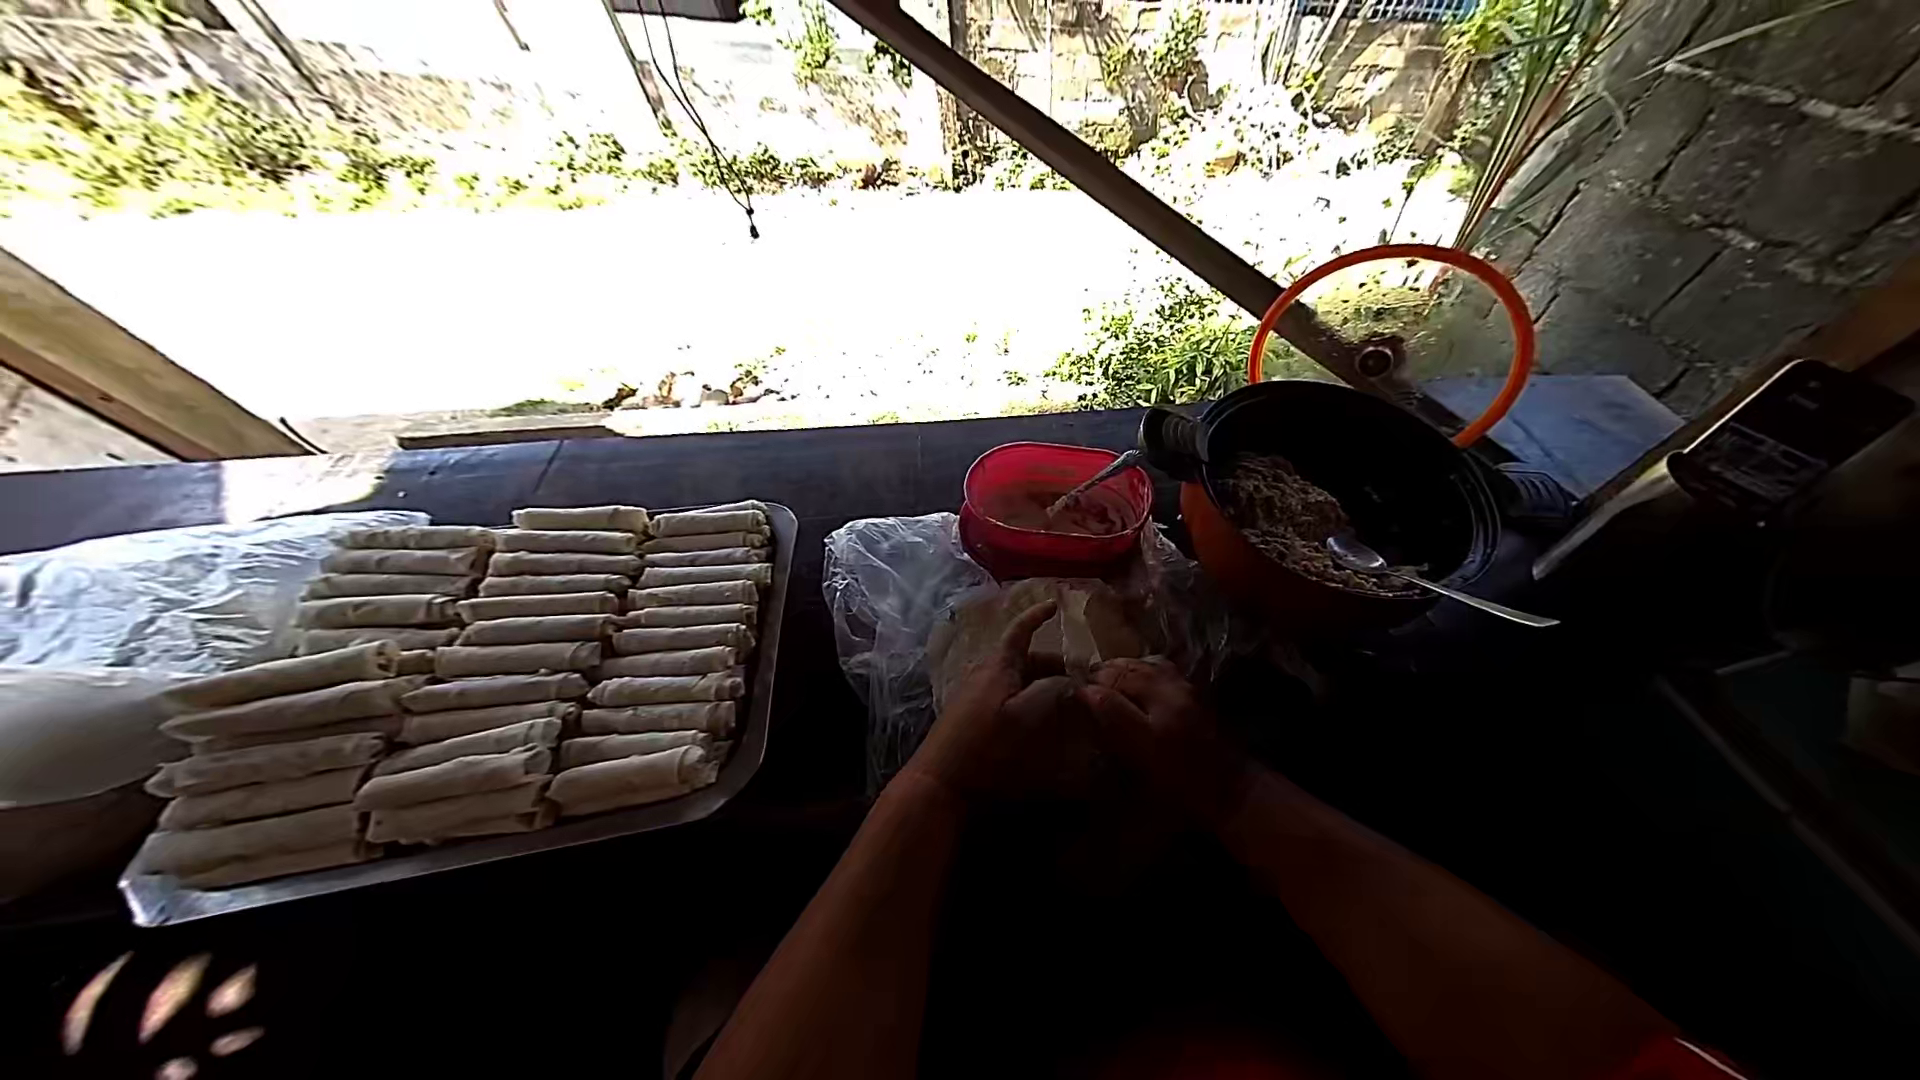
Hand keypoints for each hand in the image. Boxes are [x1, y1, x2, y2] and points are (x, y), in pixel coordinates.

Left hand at [904, 601, 1088, 802]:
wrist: (940, 778)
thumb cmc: (986, 744)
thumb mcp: (1026, 715)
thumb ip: (1052, 691)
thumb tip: (1071, 679)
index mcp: (998, 665)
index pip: (1020, 630)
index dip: (1037, 616)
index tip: (1055, 605)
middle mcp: (985, 673)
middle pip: (1024, 658)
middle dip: (1054, 664)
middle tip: (1081, 681)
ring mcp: (977, 694)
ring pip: (1017, 678)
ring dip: (1043, 683)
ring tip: (1068, 702)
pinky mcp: (973, 715)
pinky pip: (1007, 695)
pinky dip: (1028, 697)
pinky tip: (1042, 719)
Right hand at [1078, 656, 1256, 829]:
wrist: (1232, 792)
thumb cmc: (1181, 778)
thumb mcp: (1141, 751)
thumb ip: (1114, 714)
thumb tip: (1085, 690)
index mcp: (1157, 695)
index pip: (1113, 676)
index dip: (1090, 682)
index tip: (1073, 691)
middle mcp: (1171, 685)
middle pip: (1130, 667)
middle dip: (1104, 672)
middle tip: (1084, 684)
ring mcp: (1185, 689)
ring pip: (1145, 667)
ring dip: (1122, 669)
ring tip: (1105, 681)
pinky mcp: (1193, 698)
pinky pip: (1160, 673)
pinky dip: (1142, 672)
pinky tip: (1135, 684)